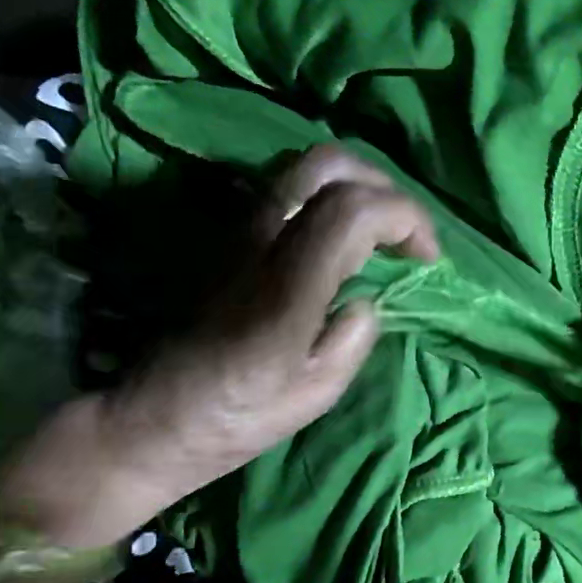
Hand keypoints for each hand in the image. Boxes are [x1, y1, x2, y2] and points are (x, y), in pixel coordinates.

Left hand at [0, 145, 439, 564]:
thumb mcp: (314, 395)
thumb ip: (353, 337)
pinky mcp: (227, 238)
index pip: (352, 209)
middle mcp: (259, 242)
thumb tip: (366, 300)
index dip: (405, 218)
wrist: (155, 415)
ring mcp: (237, 233)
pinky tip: (335, 241)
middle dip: (382, 184)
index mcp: (286, 289)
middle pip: (326, 163)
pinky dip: (325, 197)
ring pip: (302, 167)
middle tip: (403, 232)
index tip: (426, 258)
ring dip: (353, 185)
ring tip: (375, 232)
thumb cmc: (236, 418)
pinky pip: (284, 189)